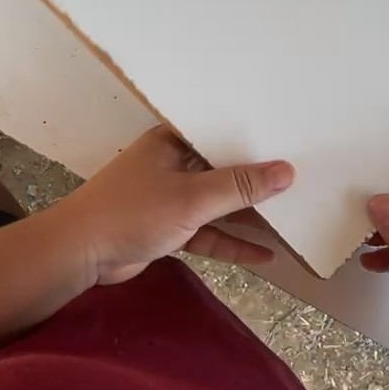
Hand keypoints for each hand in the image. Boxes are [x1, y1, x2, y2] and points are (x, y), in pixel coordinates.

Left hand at [54, 126, 293, 283]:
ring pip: (217, 204)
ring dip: (248, 216)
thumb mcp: (192, 197)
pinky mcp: (167, 228)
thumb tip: (287, 171)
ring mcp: (169, 198)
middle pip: (222, 170)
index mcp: (172, 142)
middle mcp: (172, 164)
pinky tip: (265, 256)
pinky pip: (207, 232)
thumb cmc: (133, 212)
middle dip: (258, 181)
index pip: (220, 133)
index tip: (295, 141)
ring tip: (294, 222)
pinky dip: (231, 243)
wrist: (82, 252)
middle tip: (306, 184)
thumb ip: (239, 186)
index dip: (255, 139)